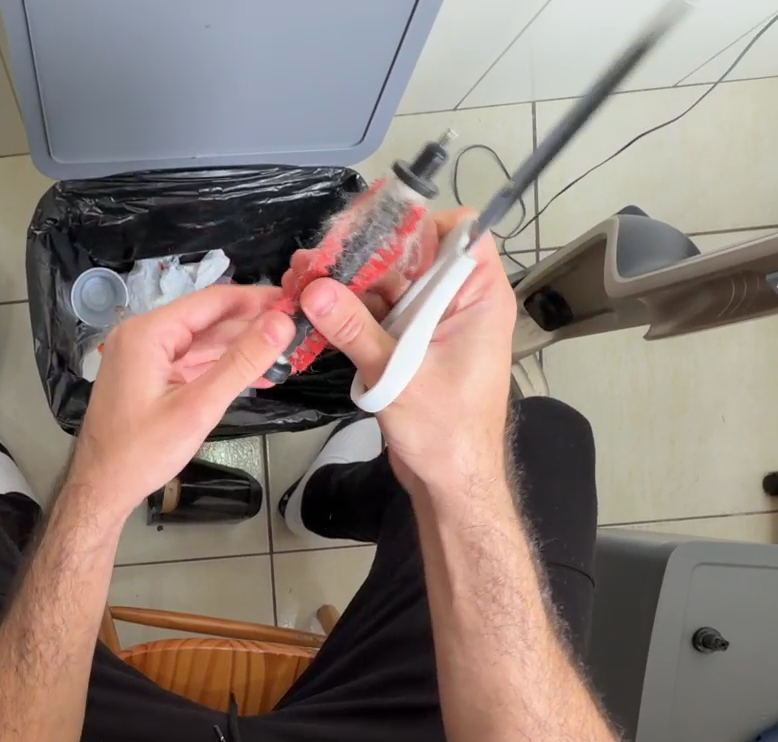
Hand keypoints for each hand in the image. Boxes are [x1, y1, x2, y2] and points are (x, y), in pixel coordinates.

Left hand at [70, 285, 292, 513]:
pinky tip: (253, 375)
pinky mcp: (146, 376)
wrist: (101, 487)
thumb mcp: (198, 407)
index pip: (212, 301)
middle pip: (207, 320)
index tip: (293, 301)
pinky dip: (218, 368)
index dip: (256, 300)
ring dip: (238, 350)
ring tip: (284, 354)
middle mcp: (142, 335)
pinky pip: (188, 363)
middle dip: (251, 327)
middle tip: (296, 332)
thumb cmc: (142, 452)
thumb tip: (281, 323)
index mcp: (148, 333)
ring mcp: (142, 356)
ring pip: (200, 343)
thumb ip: (241, 363)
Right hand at [289, 209, 516, 496]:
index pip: (457, 232)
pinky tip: (314, 314)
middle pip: (411, 259)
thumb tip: (315, 290)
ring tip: (300, 284)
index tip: (364, 239)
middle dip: (361, 259)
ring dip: (347, 288)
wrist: (449, 479)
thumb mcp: (397, 374)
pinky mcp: (410, 347)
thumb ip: (355, 329)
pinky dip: (350, 316)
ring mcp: (432, 326)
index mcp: (477, 297)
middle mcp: (458, 302)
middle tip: (311, 263)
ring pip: (389, 288)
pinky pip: (380, 318)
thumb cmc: (445, 431)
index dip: (413, 227)